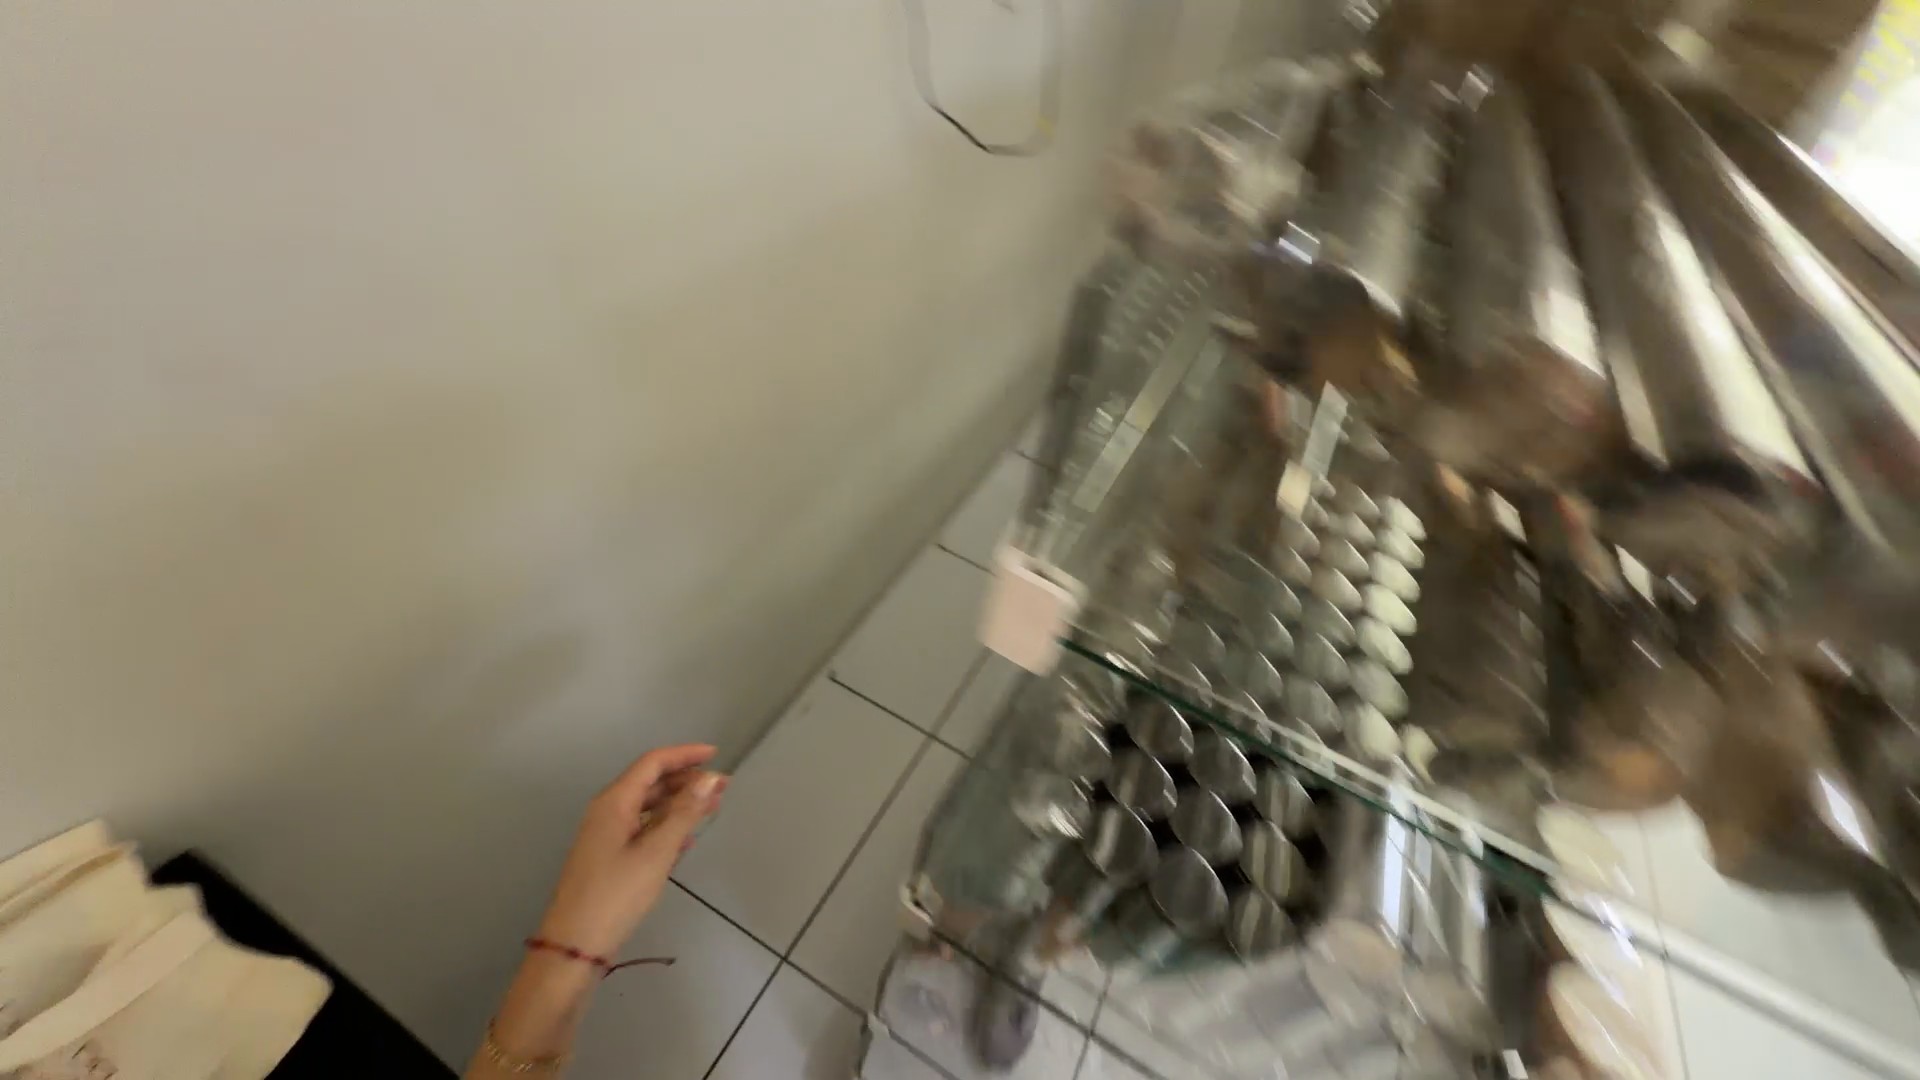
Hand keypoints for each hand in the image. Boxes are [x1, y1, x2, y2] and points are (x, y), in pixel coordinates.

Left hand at [536, 744, 727, 957]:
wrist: (575, 947)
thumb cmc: (617, 893)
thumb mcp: (657, 851)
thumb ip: (685, 812)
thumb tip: (711, 778)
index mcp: (614, 802)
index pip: (653, 763)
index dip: (685, 754)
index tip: (716, 755)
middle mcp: (608, 810)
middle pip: (652, 782)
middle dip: (688, 780)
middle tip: (722, 788)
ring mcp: (607, 833)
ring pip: (649, 805)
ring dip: (681, 803)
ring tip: (712, 808)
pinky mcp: (610, 855)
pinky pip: (644, 826)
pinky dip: (668, 824)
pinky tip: (688, 837)